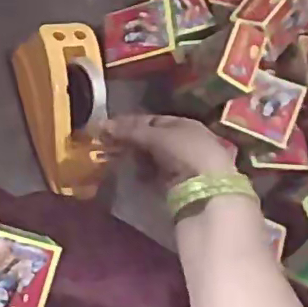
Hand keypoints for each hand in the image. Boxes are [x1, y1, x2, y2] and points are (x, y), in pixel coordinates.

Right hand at [102, 115, 237, 185]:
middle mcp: (182, 140)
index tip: (107, 129)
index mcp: (182, 124)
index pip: (150, 120)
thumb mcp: (156, 136)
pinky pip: (153, 172)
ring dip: (134, 157)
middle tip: (106, 144)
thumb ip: (130, 131)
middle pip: (149, 138)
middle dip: (129, 141)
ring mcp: (180, 161)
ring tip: (115, 159)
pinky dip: (141, 172)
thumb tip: (102, 124)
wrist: (206, 186)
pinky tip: (131, 174)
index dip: (129, 123)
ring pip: (150, 155)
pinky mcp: (175, 181)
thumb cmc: (184, 151)